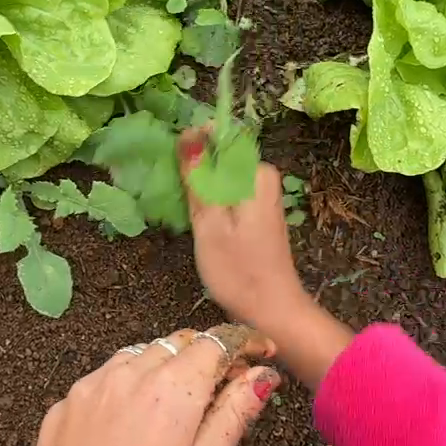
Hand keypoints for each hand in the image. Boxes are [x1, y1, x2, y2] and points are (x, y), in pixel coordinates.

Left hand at [0, 328, 279, 445]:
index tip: (261, 354)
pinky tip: (131, 424)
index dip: (244, 343)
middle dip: (207, 354)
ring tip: (177, 407)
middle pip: (178, 343)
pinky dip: (128, 385)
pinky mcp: (63, 405)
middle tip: (224, 387)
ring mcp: (90, 386)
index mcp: (171, 389)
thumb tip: (262, 375)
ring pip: (140, 354)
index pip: (217, 341)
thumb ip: (234, 415)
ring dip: (166, 366)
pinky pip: (105, 378)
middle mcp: (129, 374)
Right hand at [180, 131, 353, 386]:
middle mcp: (264, 178)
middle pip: (220, 157)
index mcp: (256, 173)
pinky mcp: (257, 212)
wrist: (273, 311)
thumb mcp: (209, 223)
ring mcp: (262, 195)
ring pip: (222, 176)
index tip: (172, 164)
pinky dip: (210, 201)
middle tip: (173, 194)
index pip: (221, 137)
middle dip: (195, 168)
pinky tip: (197, 221)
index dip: (193, 144)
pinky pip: (228, 192)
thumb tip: (188, 134)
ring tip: (180, 207)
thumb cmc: (238, 271)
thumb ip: (198, 177)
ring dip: (200, 186)